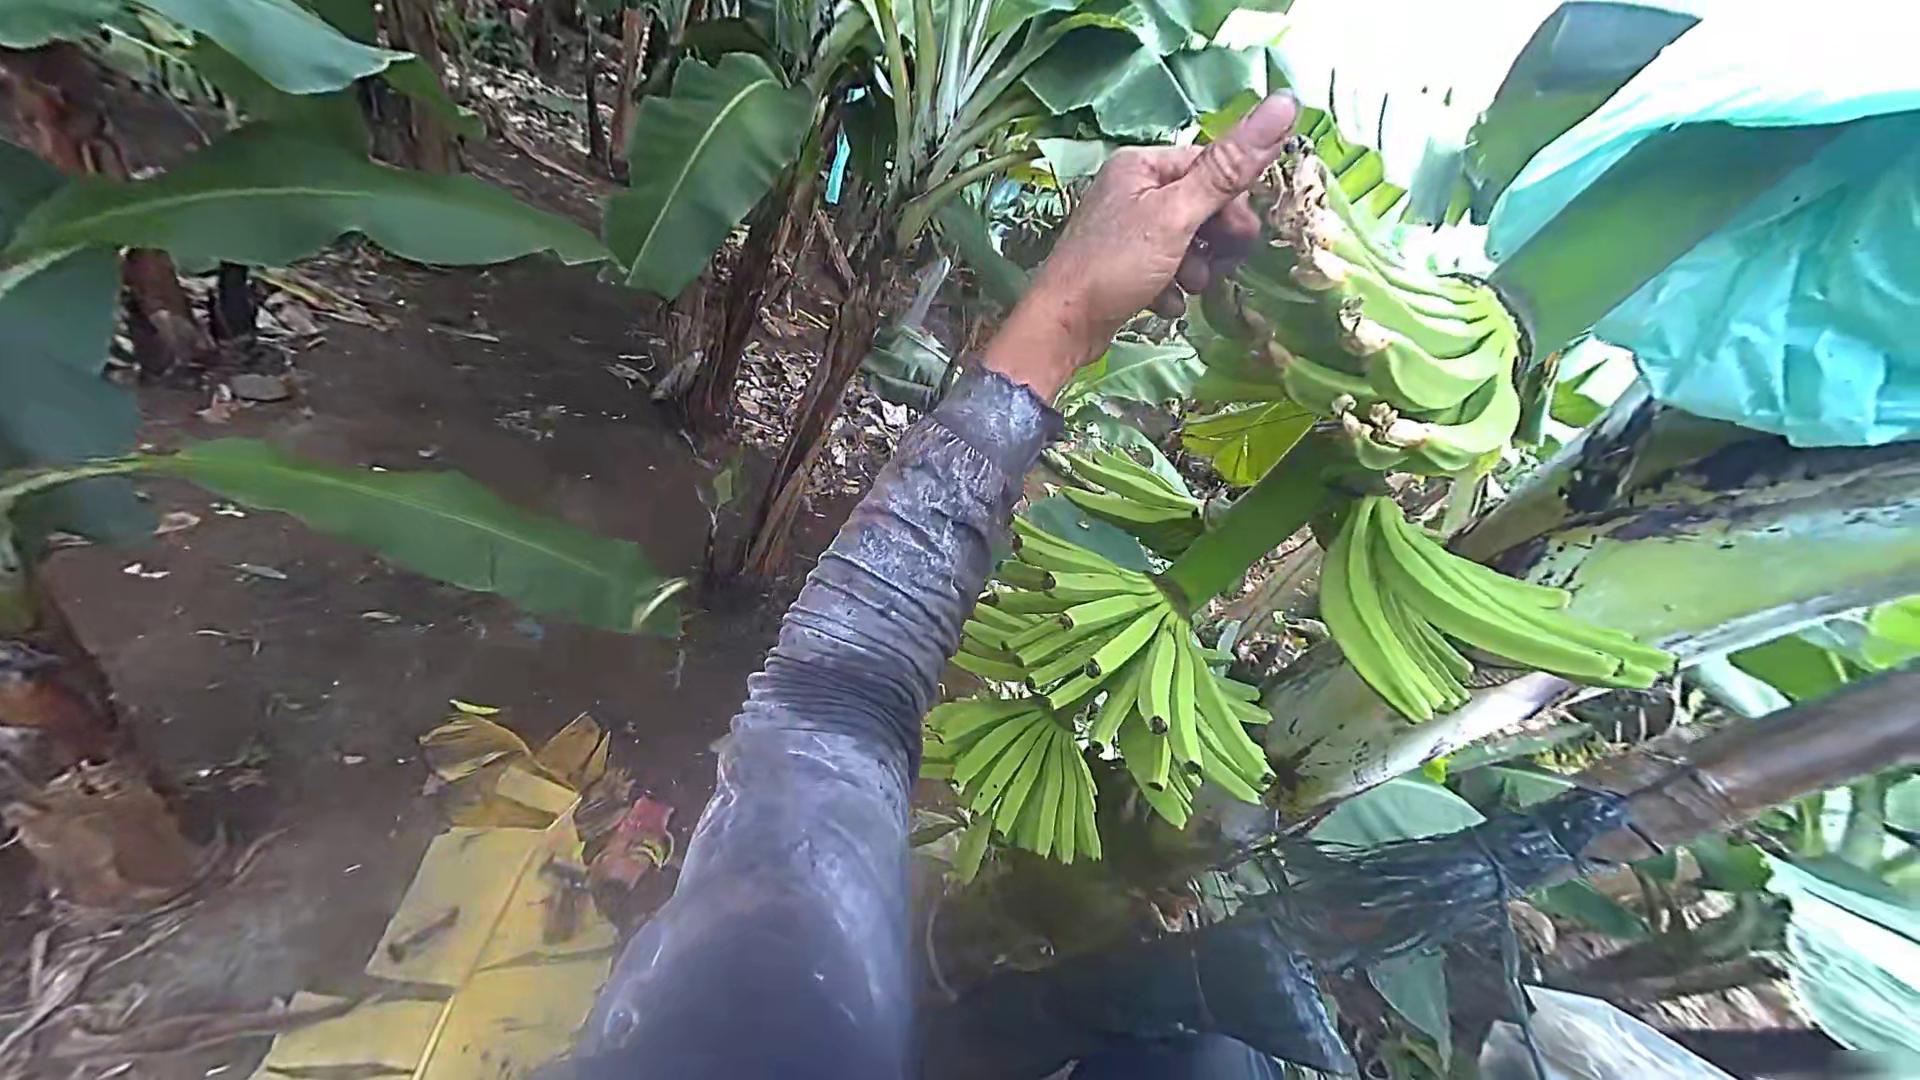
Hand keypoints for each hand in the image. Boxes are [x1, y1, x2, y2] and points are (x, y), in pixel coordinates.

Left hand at [982, 94, 1297, 399]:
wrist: (1062, 327)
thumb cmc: (1115, 267)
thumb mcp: (1176, 215)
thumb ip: (1228, 169)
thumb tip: (1286, 102)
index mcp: (1140, 167)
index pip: (1207, 167)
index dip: (1232, 202)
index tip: (1244, 237)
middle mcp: (1128, 193)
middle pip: (1195, 206)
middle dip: (1212, 240)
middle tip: (1219, 267)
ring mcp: (1120, 233)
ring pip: (1179, 242)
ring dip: (1193, 268)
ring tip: (1189, 287)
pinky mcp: (1118, 269)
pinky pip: (1158, 270)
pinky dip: (1167, 287)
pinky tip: (1164, 305)